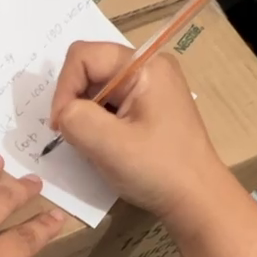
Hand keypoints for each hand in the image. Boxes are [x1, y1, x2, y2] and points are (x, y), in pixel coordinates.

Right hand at [50, 41, 237, 231]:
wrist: (196, 199)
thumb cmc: (157, 170)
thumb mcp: (108, 145)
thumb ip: (75, 119)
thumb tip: (63, 114)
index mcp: (144, 66)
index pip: (83, 57)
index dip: (64, 89)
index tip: (61, 126)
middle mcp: (148, 68)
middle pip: (90, 70)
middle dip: (74, 103)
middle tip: (76, 138)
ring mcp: (150, 88)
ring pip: (97, 90)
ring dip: (85, 117)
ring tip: (93, 145)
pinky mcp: (148, 108)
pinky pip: (110, 105)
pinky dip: (97, 125)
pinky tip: (105, 147)